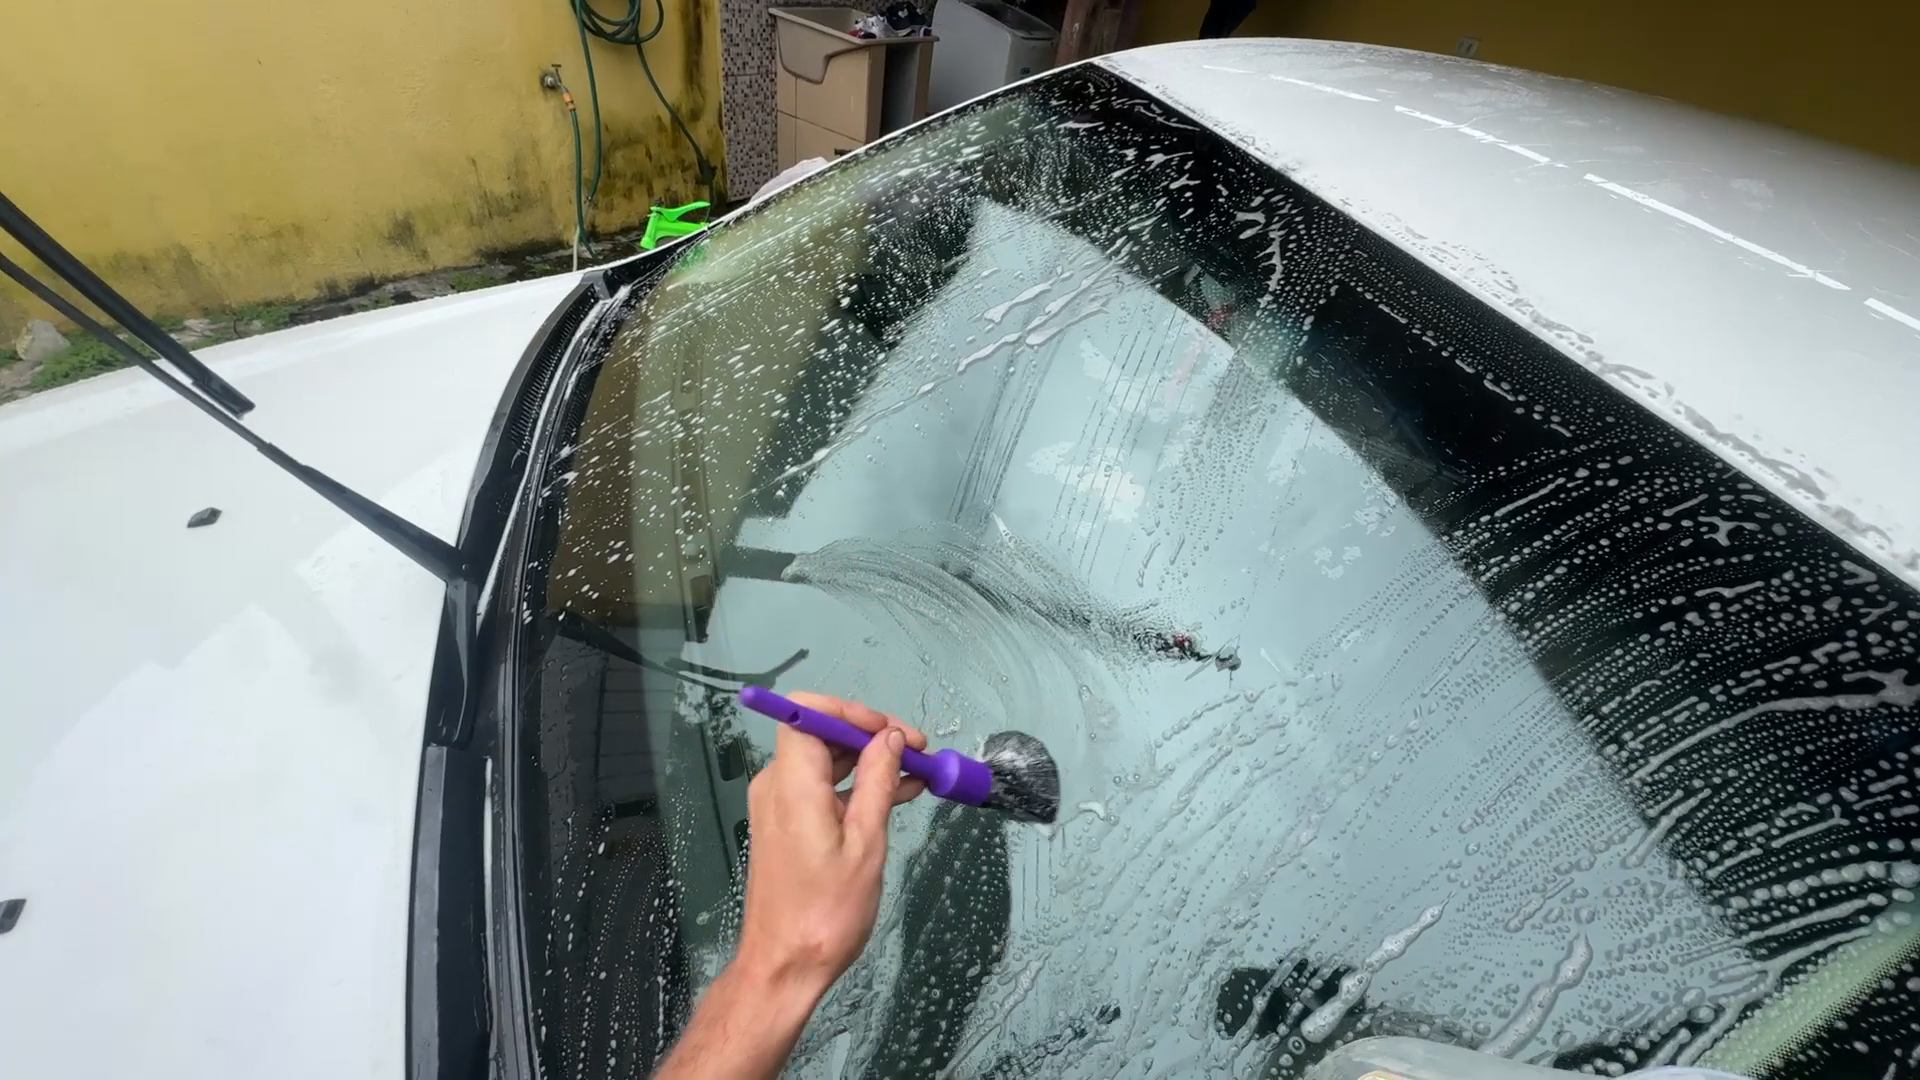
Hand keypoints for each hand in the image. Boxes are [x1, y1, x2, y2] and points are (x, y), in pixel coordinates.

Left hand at [735, 692, 927, 1003]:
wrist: (783, 968)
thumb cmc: (826, 911)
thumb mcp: (866, 842)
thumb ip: (879, 780)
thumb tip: (892, 737)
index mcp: (792, 782)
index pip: (808, 711)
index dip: (851, 711)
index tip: (891, 732)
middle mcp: (778, 783)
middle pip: (823, 732)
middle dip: (872, 734)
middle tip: (918, 751)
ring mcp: (781, 803)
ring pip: (827, 758)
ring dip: (871, 760)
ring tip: (918, 771)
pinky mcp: (788, 821)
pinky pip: (823, 785)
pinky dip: (857, 783)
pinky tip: (899, 792)